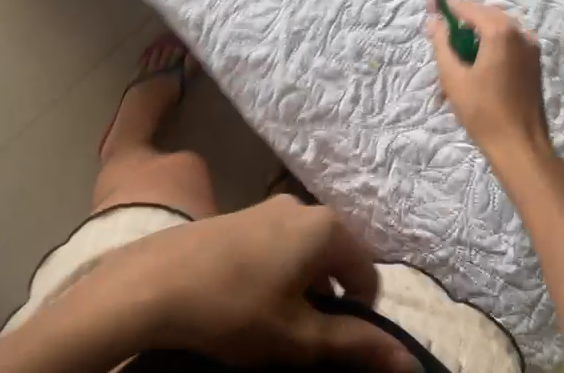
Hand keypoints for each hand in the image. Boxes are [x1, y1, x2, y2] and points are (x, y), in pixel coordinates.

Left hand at [70, 196, 410, 372]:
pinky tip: (246, 303)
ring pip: (304, 255)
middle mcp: (300, 206)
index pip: (367, 276)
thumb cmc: (236, 308)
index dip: (359, 318)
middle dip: (328, 303)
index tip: (329, 347)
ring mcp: (265, 207)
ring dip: (300, 291)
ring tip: (271, 325)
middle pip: (336, 261)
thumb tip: (408, 360)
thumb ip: (356, 345)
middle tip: (300, 339)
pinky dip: (275, 277)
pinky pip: (276, 248)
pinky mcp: (238, 217)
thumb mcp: (301, 337)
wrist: (155, 281)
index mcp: (324, 226)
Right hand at [426, 0, 551, 163]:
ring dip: (475, 37)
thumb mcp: (453, 76)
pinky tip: (476, 67)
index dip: (446, 7)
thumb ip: (441, 43)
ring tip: (456, 58)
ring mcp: (531, 48)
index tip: (428, 7)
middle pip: (484, 16)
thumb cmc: (483, 111)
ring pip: (497, 30)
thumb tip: (434, 21)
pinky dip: (490, 47)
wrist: (521, 147)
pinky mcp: (534, 63)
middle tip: (440, 36)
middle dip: (461, 23)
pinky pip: (508, 44)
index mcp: (500, 32)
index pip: (468, 8)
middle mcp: (520, 33)